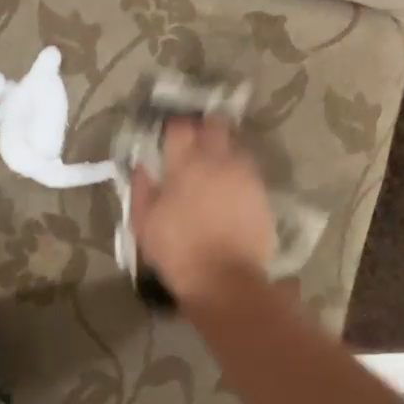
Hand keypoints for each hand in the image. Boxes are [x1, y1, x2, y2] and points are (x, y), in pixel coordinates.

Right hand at [129, 117, 274, 300]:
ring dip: (225, 149)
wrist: (224, 278)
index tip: (171, 132)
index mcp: (184, 165)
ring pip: (236, 146)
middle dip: (206, 126)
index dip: (175, 125)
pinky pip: (249, 170)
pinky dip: (239, 172)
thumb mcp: (144, 224)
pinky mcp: (262, 193)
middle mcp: (217, 161)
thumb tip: (142, 166)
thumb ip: (141, 189)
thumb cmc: (177, 251)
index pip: (180, 127)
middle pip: (215, 126)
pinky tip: (231, 187)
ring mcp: (243, 175)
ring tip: (216, 164)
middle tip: (197, 138)